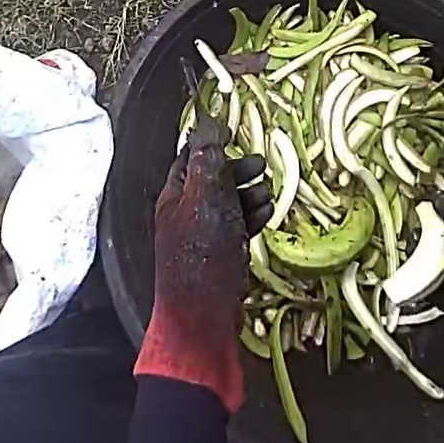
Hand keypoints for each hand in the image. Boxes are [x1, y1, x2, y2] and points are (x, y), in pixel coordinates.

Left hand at [134, 113, 261, 411]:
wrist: (204, 320)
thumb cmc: (202, 254)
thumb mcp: (206, 196)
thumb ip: (208, 158)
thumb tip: (208, 121)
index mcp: (176, 194)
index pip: (191, 155)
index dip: (211, 141)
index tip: (233, 132)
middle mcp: (186, 211)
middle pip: (213, 177)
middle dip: (238, 169)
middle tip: (260, 164)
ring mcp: (203, 235)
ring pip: (229, 202)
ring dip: (249, 193)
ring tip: (267, 193)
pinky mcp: (220, 255)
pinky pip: (238, 226)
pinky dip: (253, 217)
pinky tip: (266, 215)